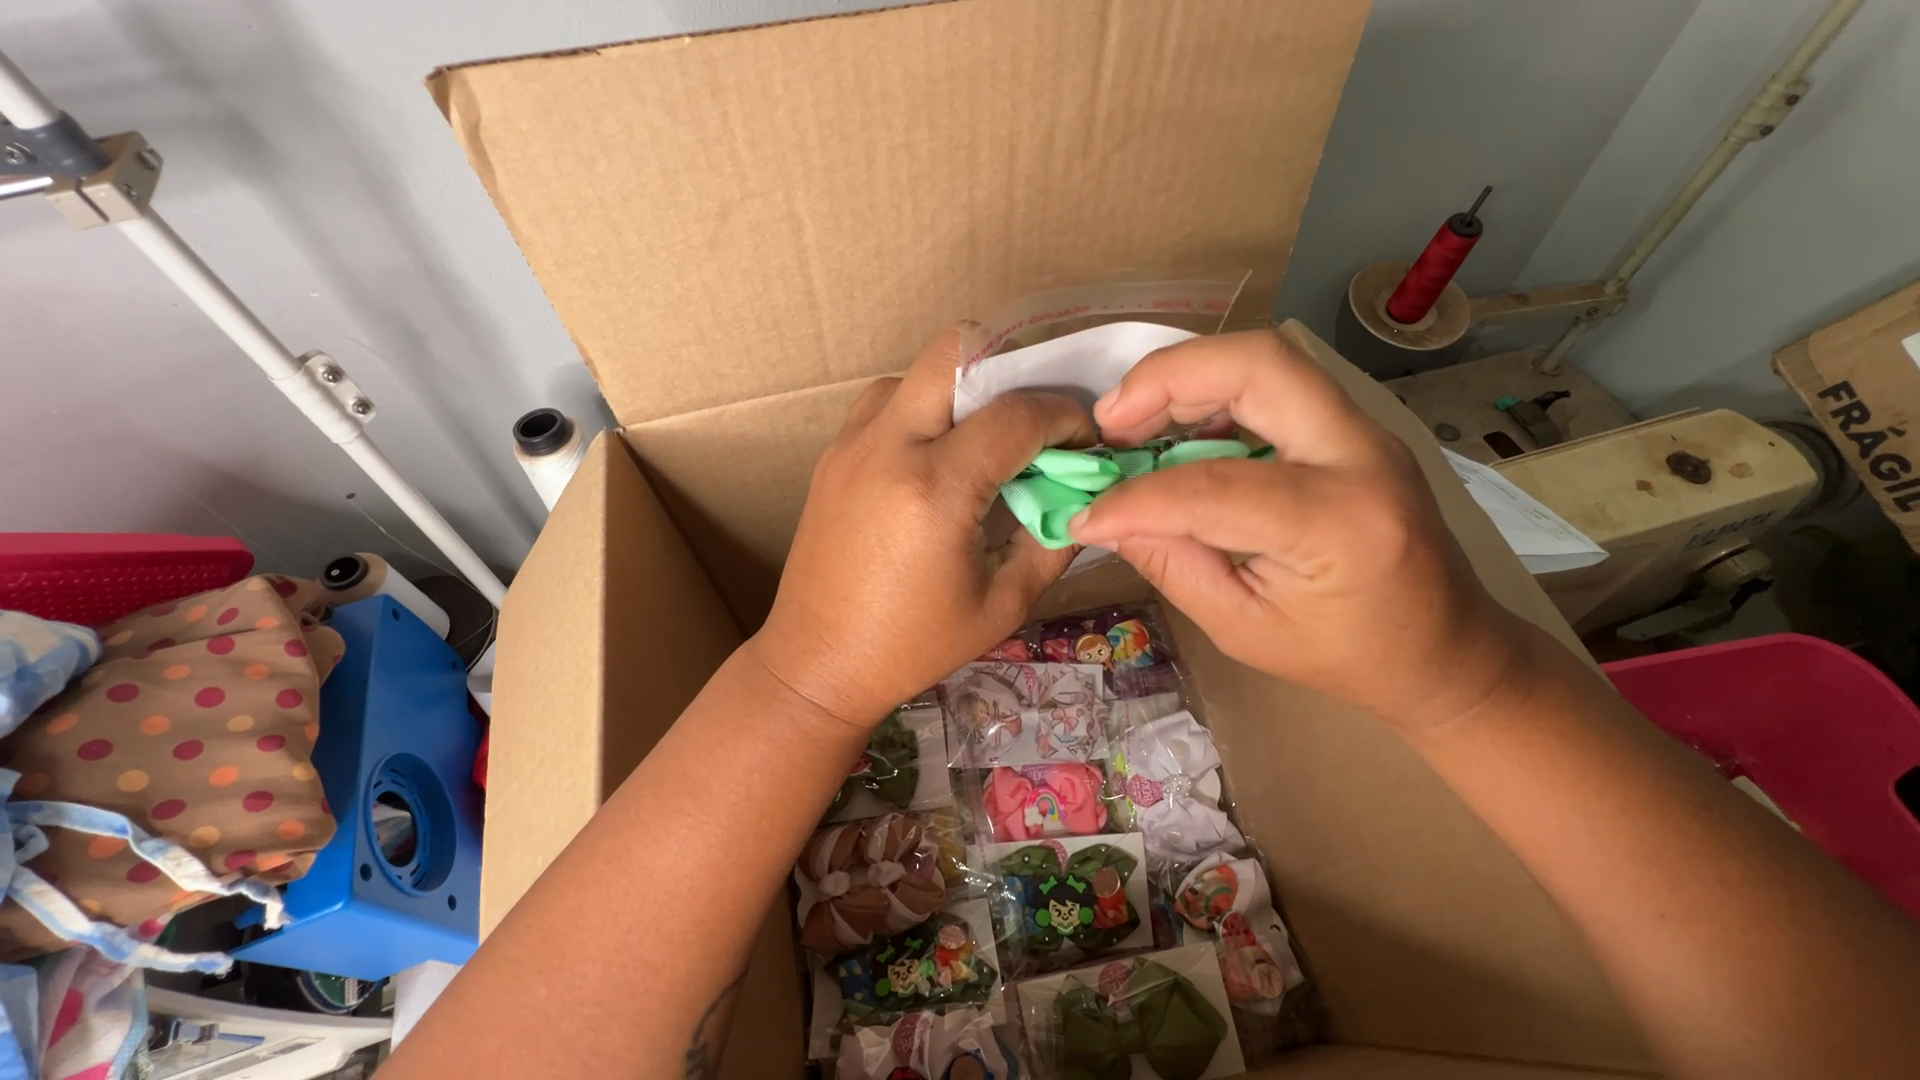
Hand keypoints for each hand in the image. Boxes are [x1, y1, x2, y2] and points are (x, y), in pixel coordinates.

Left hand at [748, 327, 1095, 729]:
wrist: (818, 662)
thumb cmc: (913, 644)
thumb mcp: (1003, 605)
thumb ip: (1052, 543)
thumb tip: (1082, 496)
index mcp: (935, 488)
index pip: (1015, 414)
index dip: (1063, 416)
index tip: (1082, 439)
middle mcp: (888, 447)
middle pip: (954, 351)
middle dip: (1011, 367)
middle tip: (1033, 418)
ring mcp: (851, 444)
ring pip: (917, 371)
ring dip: (961, 387)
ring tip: (985, 439)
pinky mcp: (833, 455)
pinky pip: (886, 400)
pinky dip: (923, 408)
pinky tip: (939, 456)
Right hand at [1070, 328, 1532, 732]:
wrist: (1446, 648)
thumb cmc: (1345, 656)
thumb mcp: (1242, 628)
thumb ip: (1171, 564)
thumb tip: (1107, 519)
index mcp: (1337, 524)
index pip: (1211, 488)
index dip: (1134, 497)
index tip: (1086, 512)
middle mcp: (1361, 456)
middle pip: (1257, 364)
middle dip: (1166, 379)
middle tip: (1109, 423)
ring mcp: (1365, 431)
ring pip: (1266, 358)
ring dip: (1187, 378)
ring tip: (1133, 423)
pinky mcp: (1354, 426)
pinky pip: (1276, 382)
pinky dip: (1214, 392)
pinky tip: (1179, 430)